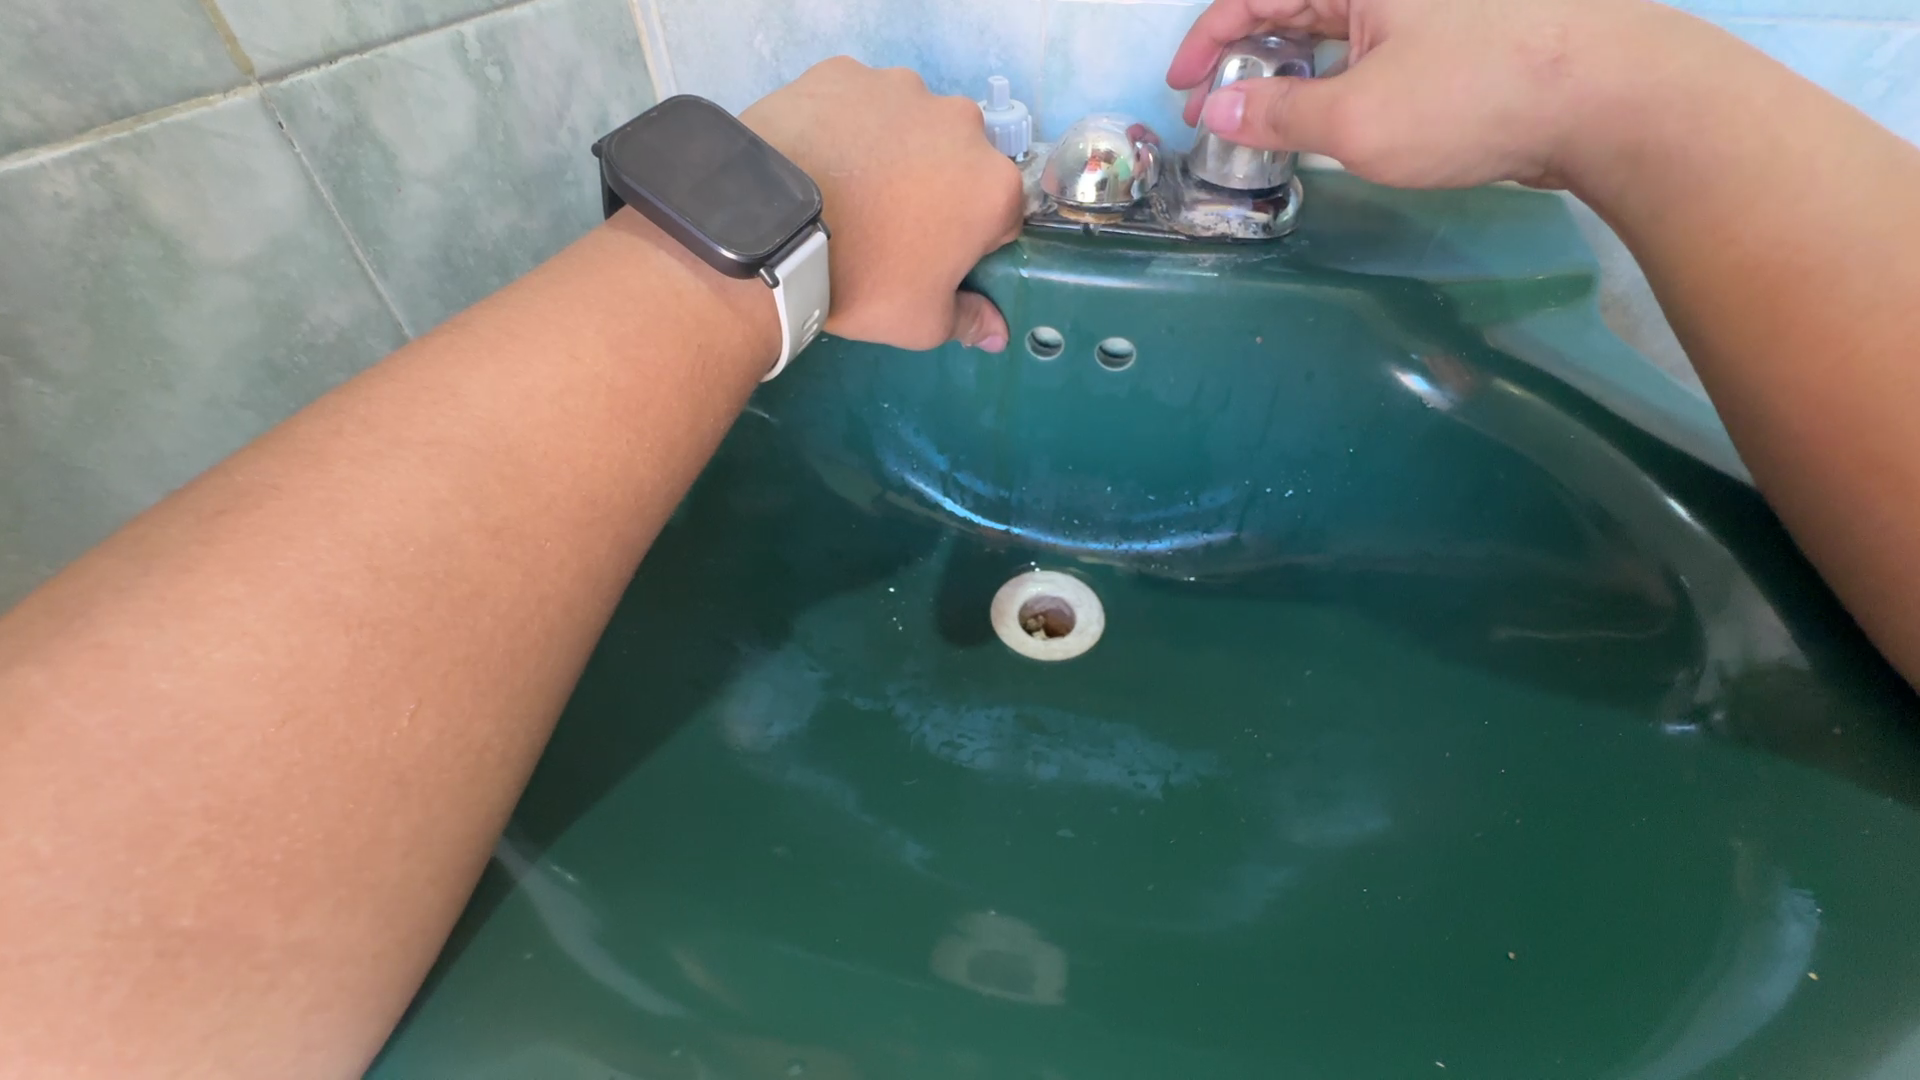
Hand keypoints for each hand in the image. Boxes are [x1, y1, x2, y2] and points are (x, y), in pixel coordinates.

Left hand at [744, 58, 1024, 351]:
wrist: (772, 233)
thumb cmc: (865, 283)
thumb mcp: (922, 322)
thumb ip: (969, 320)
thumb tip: (997, 333)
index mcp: (992, 185)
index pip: (1002, 217)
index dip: (972, 243)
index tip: (936, 259)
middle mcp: (960, 123)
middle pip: (960, 164)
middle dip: (937, 192)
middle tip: (890, 229)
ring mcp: (900, 88)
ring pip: (911, 128)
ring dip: (894, 155)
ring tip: (849, 195)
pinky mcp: (844, 73)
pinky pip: (857, 105)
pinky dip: (847, 129)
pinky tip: (820, 163)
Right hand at [1167, 0, 1680, 189]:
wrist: (1606, 100)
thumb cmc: (1473, 97)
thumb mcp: (1356, 116)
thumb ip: (1276, 113)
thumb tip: (1213, 109)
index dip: (1207, 35)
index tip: (1180, 87)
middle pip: (1290, 0)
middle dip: (1239, 54)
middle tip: (1208, 112)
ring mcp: (1421, 2)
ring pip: (1326, 25)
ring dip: (1280, 71)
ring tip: (1250, 121)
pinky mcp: (1444, 30)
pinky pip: (1361, 45)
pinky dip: (1324, 78)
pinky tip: (1310, 115)